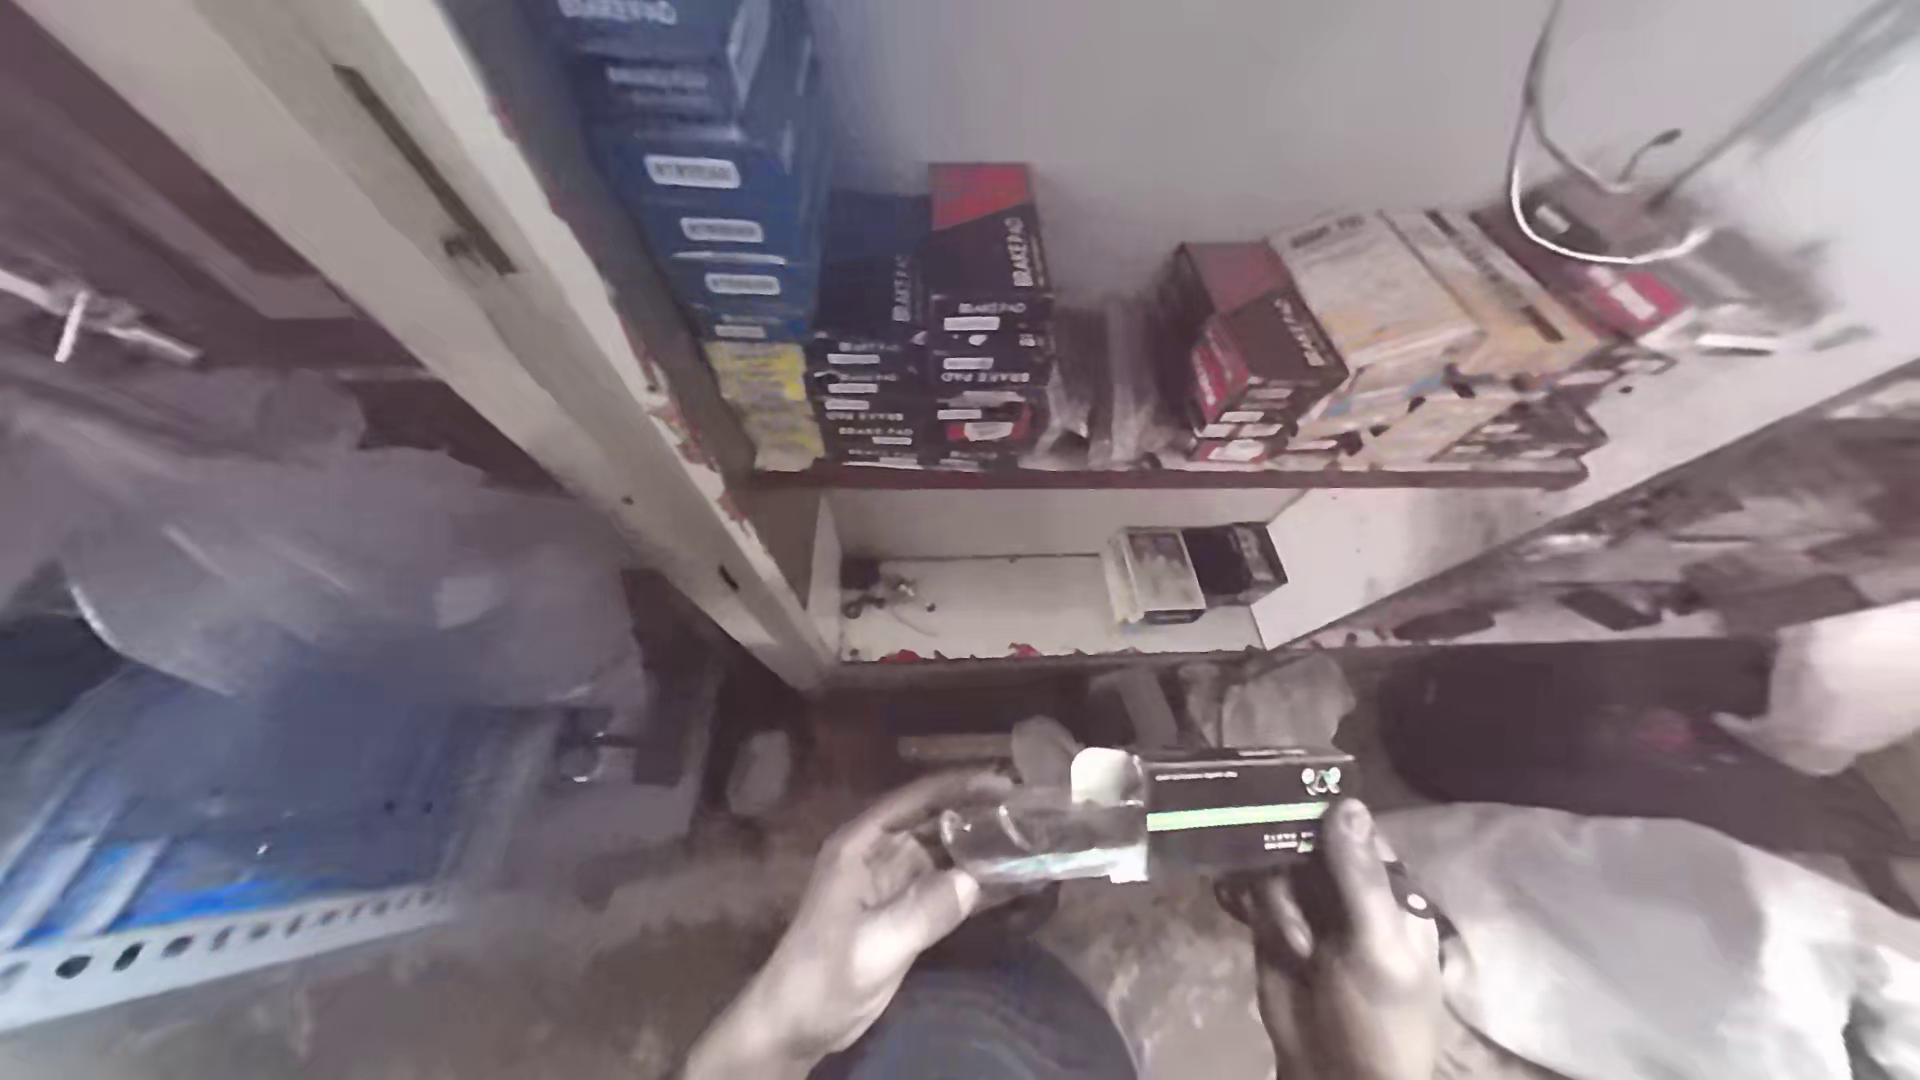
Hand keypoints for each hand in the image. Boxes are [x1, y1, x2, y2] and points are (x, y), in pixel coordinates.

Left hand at [684, 771, 1011, 1079]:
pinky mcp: (908, 907)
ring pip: (947, 850)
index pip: (916, 798)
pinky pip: (949, 886)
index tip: (1002, 783)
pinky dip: (977, 884)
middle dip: (979, 811)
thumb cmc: (822, 976)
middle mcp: (882, 850)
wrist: (796, 1026)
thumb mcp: (871, 946)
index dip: (958, 785)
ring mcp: (897, 879)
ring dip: (983, 846)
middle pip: (937, 818)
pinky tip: (1013, 883)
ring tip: (1029, 840)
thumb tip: (973, 880)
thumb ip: (921, 912)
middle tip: (1027, 810)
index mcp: (863, 841)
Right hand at [1222, 800, 1444, 1079]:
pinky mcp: (1272, 917)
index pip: (1352, 826)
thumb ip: (1359, 876)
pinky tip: (1240, 910)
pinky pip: (1251, 886)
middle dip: (1286, 856)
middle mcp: (1343, 885)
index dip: (1320, 808)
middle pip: (1302, 836)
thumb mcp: (1377, 947)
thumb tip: (1347, 802)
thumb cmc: (1376, 1016)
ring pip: (1272, 862)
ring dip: (1276, 901)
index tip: (1286, 796)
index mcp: (1386, 888)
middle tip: (1280, 877)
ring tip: (1292, 944)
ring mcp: (1306, 901)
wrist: (1332, 1075)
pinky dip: (1246, 898)